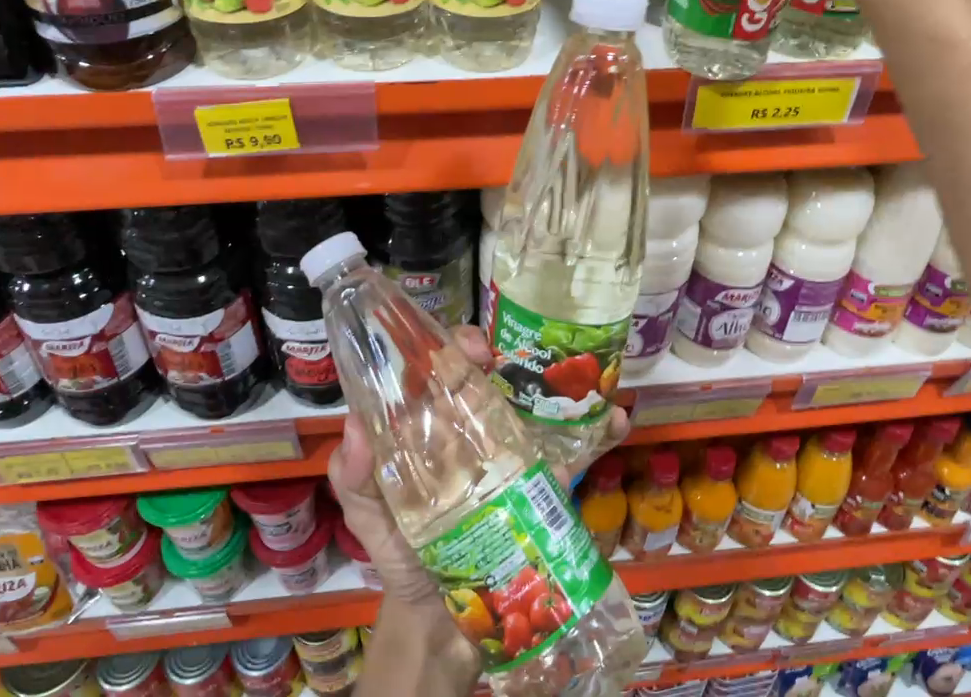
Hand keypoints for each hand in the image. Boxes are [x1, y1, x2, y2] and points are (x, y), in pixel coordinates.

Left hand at [326, 325, 632, 611]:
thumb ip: (354, 476)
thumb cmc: (402, 556)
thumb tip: (356, 427)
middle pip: (498, 379)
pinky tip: (615, 420)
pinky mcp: (545, 486)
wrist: (444, 621)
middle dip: (517, 358)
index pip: (445, 370)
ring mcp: (515, 455)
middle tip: (526, 360)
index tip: (473, 350)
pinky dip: (599, 432)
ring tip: (587, 377)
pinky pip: (575, 454)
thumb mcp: (369, 515)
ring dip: (568, 385)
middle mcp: (477, 430)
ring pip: (541, 406)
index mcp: (434, 427)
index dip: (457, 349)